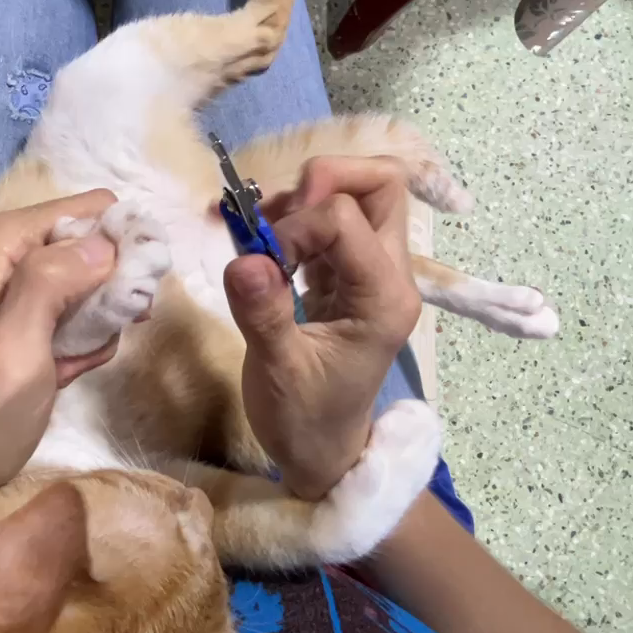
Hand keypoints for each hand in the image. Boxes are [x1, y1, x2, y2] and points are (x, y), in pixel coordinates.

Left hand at [0, 189, 121, 504]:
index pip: (87, 211)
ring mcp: (22, 277)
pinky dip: (89, 338)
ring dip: (101, 321)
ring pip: (98, 274)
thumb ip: (50, 285)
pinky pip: (87, 304)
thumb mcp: (13, 351)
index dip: (117, 248)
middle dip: (111, 288)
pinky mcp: (34, 307)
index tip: (128, 299)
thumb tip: (104, 242)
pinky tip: (66, 368)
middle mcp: (9, 246)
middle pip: (96, 238)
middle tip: (101, 336)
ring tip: (74, 358)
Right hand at [224, 157, 422, 498]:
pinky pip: (332, 219)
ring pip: (358, 194)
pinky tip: (259, 241)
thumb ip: (264, 314)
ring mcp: (370, 271)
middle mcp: (388, 274)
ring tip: (261, 235)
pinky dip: (295, 216)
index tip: (262, 262)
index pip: (345, 218)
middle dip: (324, 179)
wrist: (322, 453)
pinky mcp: (346, 274)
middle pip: (381, 184)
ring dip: (306, 197)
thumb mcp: (278, 372)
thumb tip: (245, 260)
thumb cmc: (304, 419)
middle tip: (276, 216)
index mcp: (383, 296)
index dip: (295, 226)